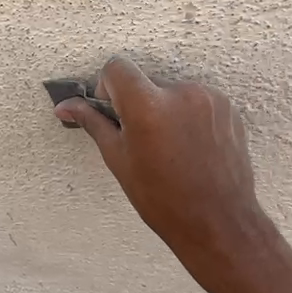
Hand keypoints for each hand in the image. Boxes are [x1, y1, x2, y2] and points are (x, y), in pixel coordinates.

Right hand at [55, 57, 273, 271]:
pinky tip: (190, 146)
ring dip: (164, 108)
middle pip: (144, 80)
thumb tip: (65, 106)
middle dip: (138, 102)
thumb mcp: (119, 160)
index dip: (108, 87)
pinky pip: (196, 99)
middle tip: (142, 138)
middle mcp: (180, 93)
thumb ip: (93, 122)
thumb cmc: (165, 199)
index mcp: (148, 106)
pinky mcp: (226, 107)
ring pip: (170, 90)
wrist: (220, 225)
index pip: (116, 67)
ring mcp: (208, 98)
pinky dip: (188, 115)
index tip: (115, 112)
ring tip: (170, 146)